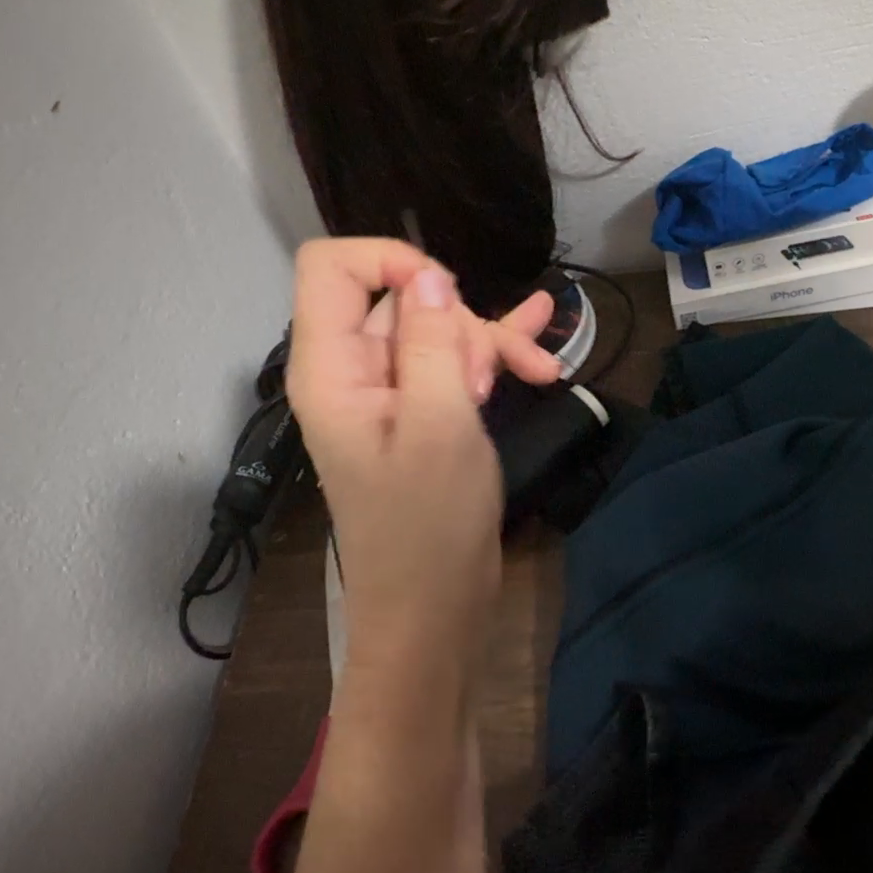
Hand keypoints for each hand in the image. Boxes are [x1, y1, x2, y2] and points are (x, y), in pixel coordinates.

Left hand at [285, 238, 557, 679]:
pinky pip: (453, 368)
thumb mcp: (441, 427)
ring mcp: (389, 399)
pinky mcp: (421, 420)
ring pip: (438, 335)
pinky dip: (494, 358)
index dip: (392, 261)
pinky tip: (541, 345)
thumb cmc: (430, 526)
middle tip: (503, 374)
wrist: (434, 610)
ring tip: (539, 374)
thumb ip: (432, 344)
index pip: (333, 268)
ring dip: (491, 345)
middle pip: (401, 303)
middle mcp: (352, 375)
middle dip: (463, 322)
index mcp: (332, 370)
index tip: (450, 298)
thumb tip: (429, 277)